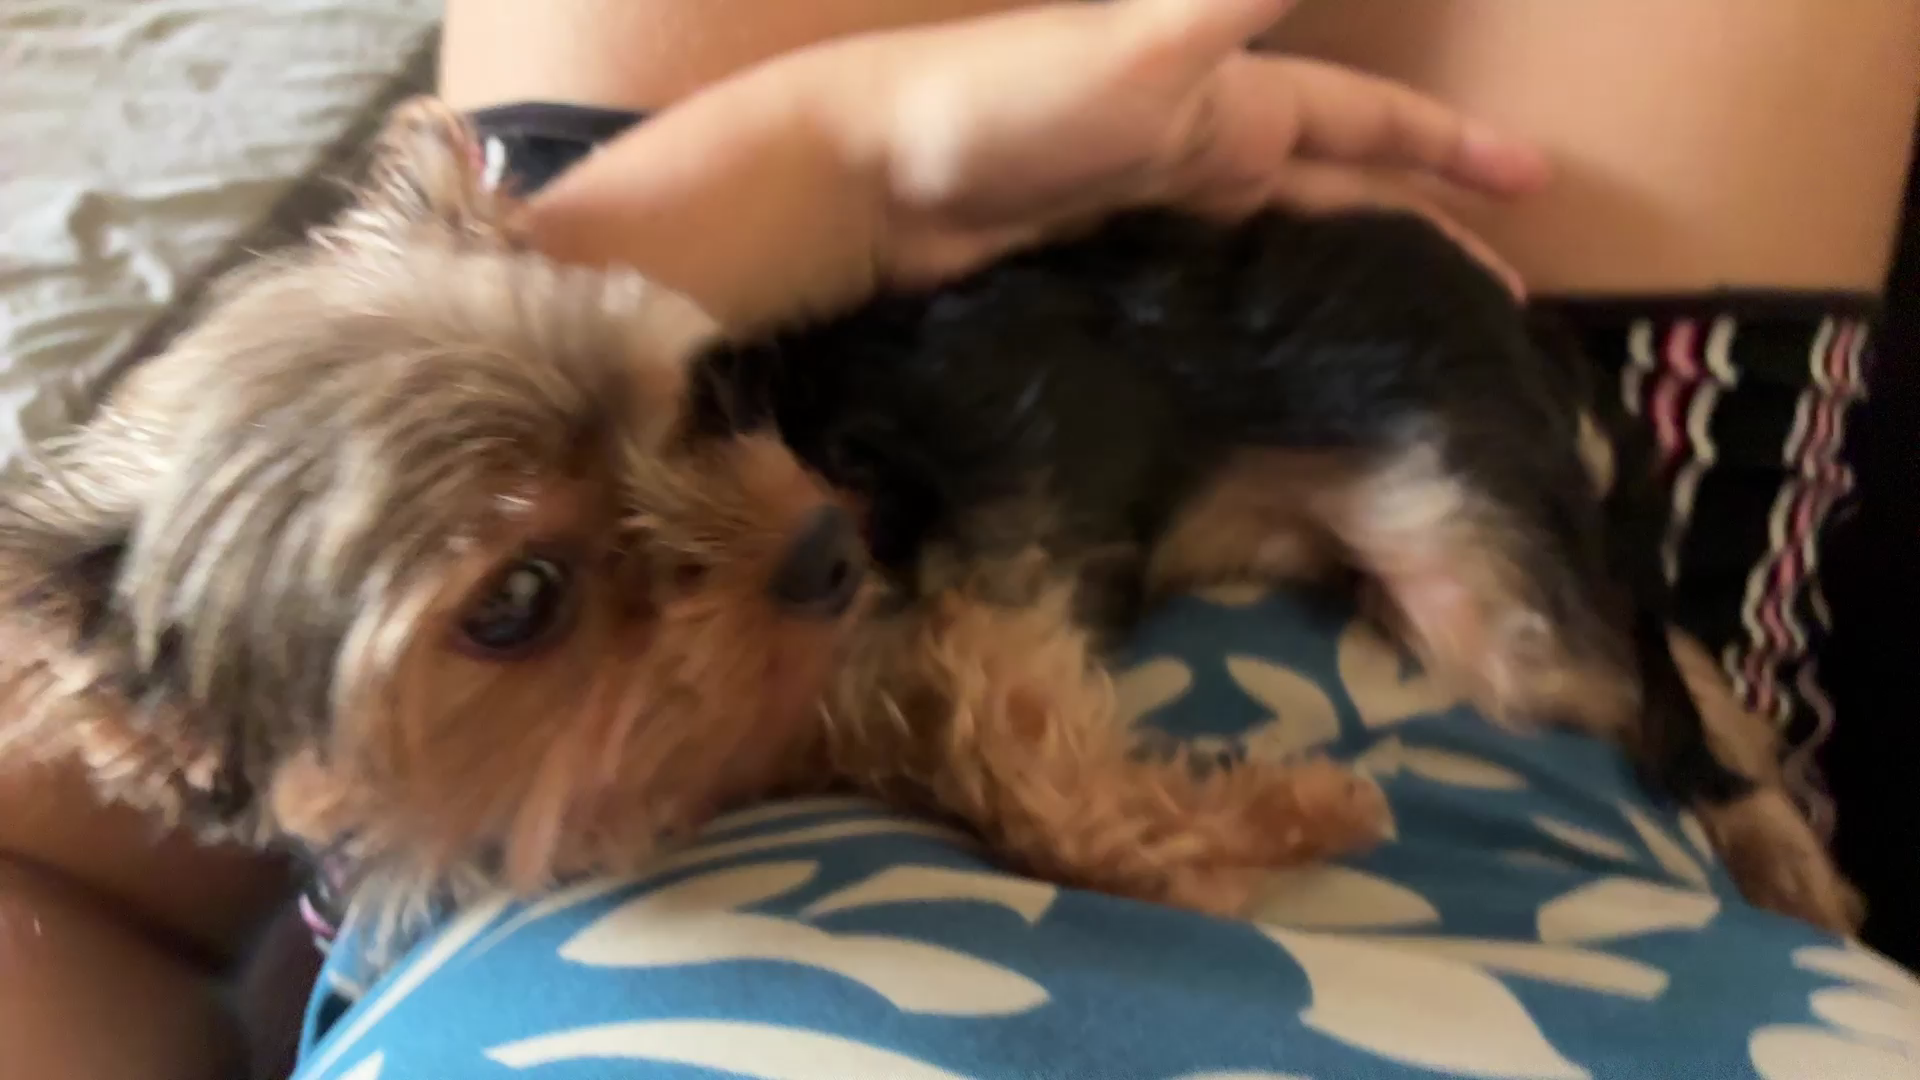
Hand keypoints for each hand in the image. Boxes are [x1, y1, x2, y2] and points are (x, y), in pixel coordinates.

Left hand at [847, 0, 1548, 293]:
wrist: (887, 177)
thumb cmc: (1004, 108)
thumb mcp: (1140, 47)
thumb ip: (1235, 0)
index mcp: (1231, 106)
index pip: (1369, 123)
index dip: (1449, 152)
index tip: (1531, 188)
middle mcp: (1204, 153)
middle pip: (1335, 191)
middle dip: (1415, 229)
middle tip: (1489, 291)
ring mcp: (1154, 212)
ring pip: (1273, 243)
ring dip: (1335, 273)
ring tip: (1394, 325)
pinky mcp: (1108, 258)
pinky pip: (1201, 279)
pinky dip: (1243, 303)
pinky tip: (1266, 335)